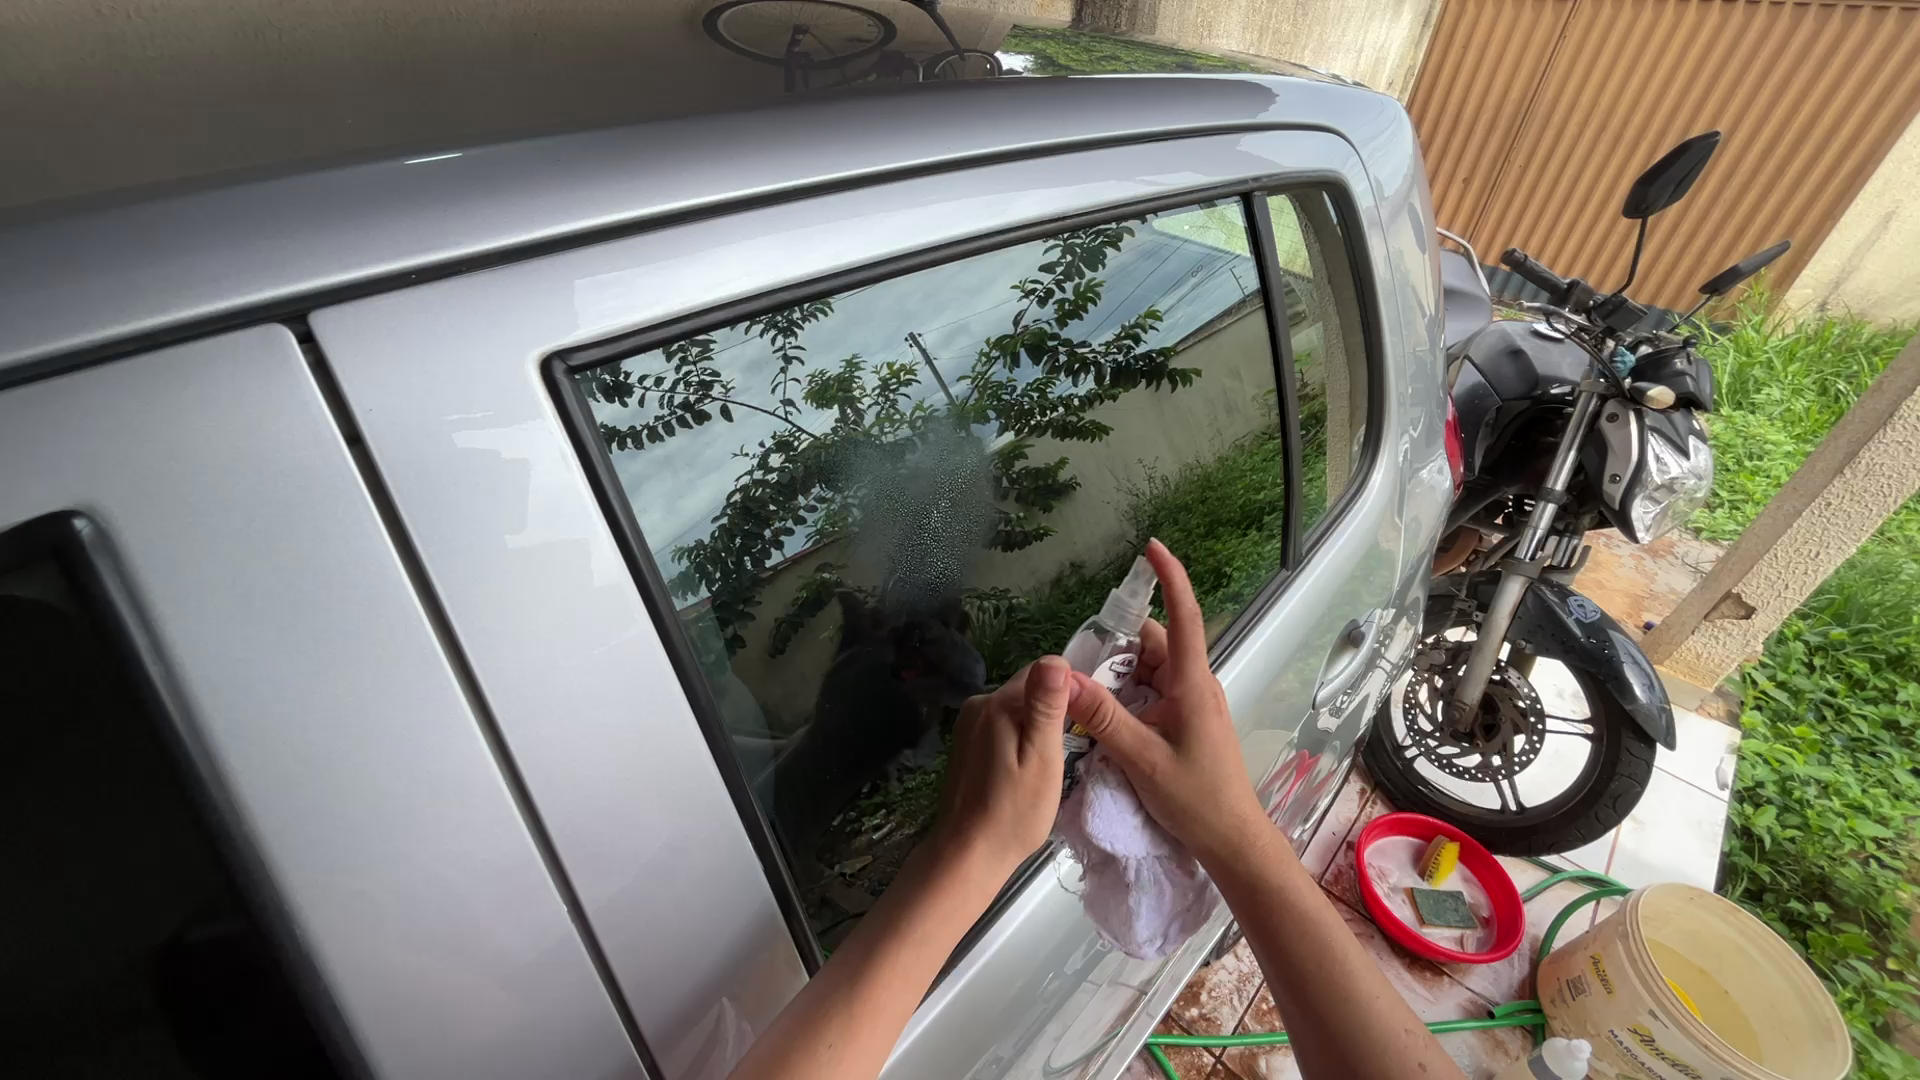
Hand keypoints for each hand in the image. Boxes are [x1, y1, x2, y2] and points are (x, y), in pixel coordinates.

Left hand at [933, 656, 1070, 876]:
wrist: (967, 853)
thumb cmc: (1014, 811)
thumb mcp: (1042, 758)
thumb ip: (1047, 706)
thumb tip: (1056, 659)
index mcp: (997, 703)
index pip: (1043, 672)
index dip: (1068, 693)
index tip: (1081, 725)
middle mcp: (978, 704)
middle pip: (1027, 690)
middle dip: (1050, 711)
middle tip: (1066, 751)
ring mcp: (968, 723)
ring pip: (1015, 708)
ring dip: (1034, 726)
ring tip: (1046, 764)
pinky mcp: (965, 742)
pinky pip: (1001, 725)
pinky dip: (1017, 739)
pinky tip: (1024, 769)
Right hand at [1063, 539, 1271, 865]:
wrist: (1232, 841)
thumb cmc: (1196, 798)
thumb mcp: (1142, 759)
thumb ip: (1104, 717)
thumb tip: (1065, 677)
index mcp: (1192, 683)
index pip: (1185, 616)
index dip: (1170, 578)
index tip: (1152, 547)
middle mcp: (1194, 684)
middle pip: (1155, 643)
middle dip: (1117, 645)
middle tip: (1079, 664)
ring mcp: (1192, 701)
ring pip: (1150, 668)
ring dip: (1120, 674)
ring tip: (1085, 694)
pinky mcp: (1186, 718)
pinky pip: (1152, 690)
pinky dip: (1127, 693)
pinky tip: (1104, 714)